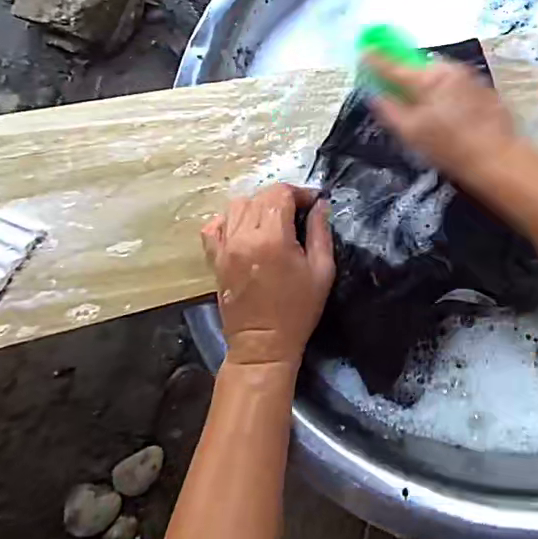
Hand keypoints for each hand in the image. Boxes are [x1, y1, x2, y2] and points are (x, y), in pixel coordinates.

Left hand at [201, 183, 334, 368]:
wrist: (263, 345)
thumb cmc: (298, 310)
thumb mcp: (322, 270)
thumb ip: (320, 231)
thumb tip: (320, 204)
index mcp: (273, 238)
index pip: (281, 193)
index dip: (300, 192)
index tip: (313, 203)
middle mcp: (244, 237)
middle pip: (260, 196)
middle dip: (282, 197)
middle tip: (297, 213)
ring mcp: (225, 247)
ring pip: (237, 206)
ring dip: (257, 206)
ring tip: (272, 221)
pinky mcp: (214, 259)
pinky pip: (214, 226)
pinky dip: (229, 221)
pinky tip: (244, 229)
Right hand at [365, 54, 520, 181]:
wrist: (499, 158)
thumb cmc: (450, 147)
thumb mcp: (411, 133)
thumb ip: (389, 110)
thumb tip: (375, 95)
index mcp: (427, 77)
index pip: (393, 64)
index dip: (375, 58)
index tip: (363, 50)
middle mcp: (449, 69)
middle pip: (417, 67)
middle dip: (404, 75)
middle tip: (395, 91)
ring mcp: (469, 76)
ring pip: (438, 75)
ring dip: (426, 83)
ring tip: (423, 108)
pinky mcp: (483, 88)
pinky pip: (455, 83)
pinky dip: (445, 91)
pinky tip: (447, 113)